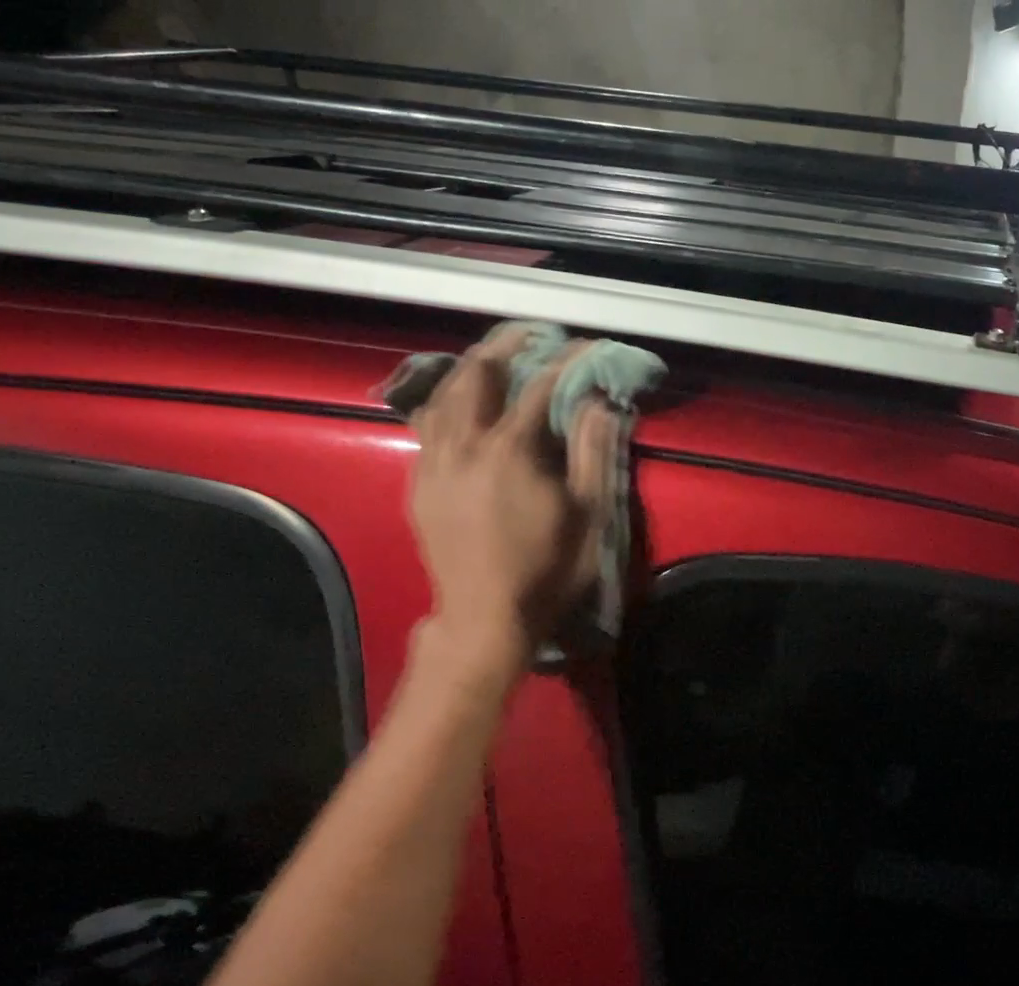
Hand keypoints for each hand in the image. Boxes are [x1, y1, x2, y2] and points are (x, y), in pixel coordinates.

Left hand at [408, 328, 612, 655]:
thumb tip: (599, 403)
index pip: (538, 387)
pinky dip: (446, 403)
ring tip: (494, 359)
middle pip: (474, 376)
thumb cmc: (547, 569)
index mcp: (509, 453)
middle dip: (504, 346)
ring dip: (468, 369)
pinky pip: (427, 427)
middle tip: (532, 335)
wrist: (485, 618)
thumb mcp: (588, 515)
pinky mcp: (419, 485)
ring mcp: (433, 465)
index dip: (565, 360)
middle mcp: (463, 448)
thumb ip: (594, 453)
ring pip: (441, 396)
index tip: (587, 345)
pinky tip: (461, 406)